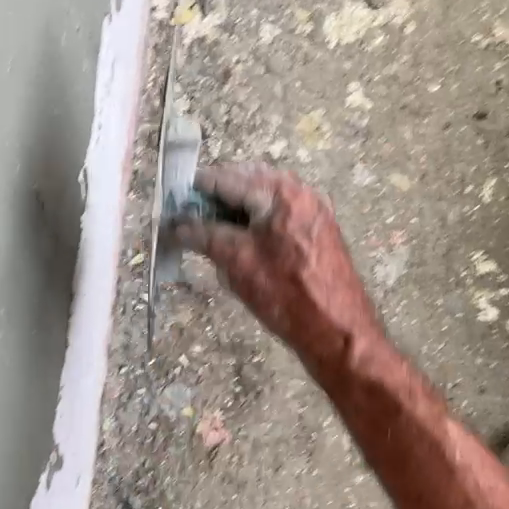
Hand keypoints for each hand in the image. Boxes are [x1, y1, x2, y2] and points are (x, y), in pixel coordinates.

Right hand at [172, 163, 381, 373]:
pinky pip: (278, 210)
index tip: (170, 201)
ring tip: (210, 230)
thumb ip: (203, 234)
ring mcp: (312, 208)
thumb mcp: (235, 261)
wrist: (337, 330)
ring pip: (262, 196)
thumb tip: (173, 224)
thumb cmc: (284, 295)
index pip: (225, 178)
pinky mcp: (317, 227)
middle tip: (188, 218)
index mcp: (279, 192)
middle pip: (245, 180)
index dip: (194, 189)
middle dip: (215, 196)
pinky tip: (239, 240)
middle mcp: (299, 190)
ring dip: (234, 206)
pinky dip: (255, 217)